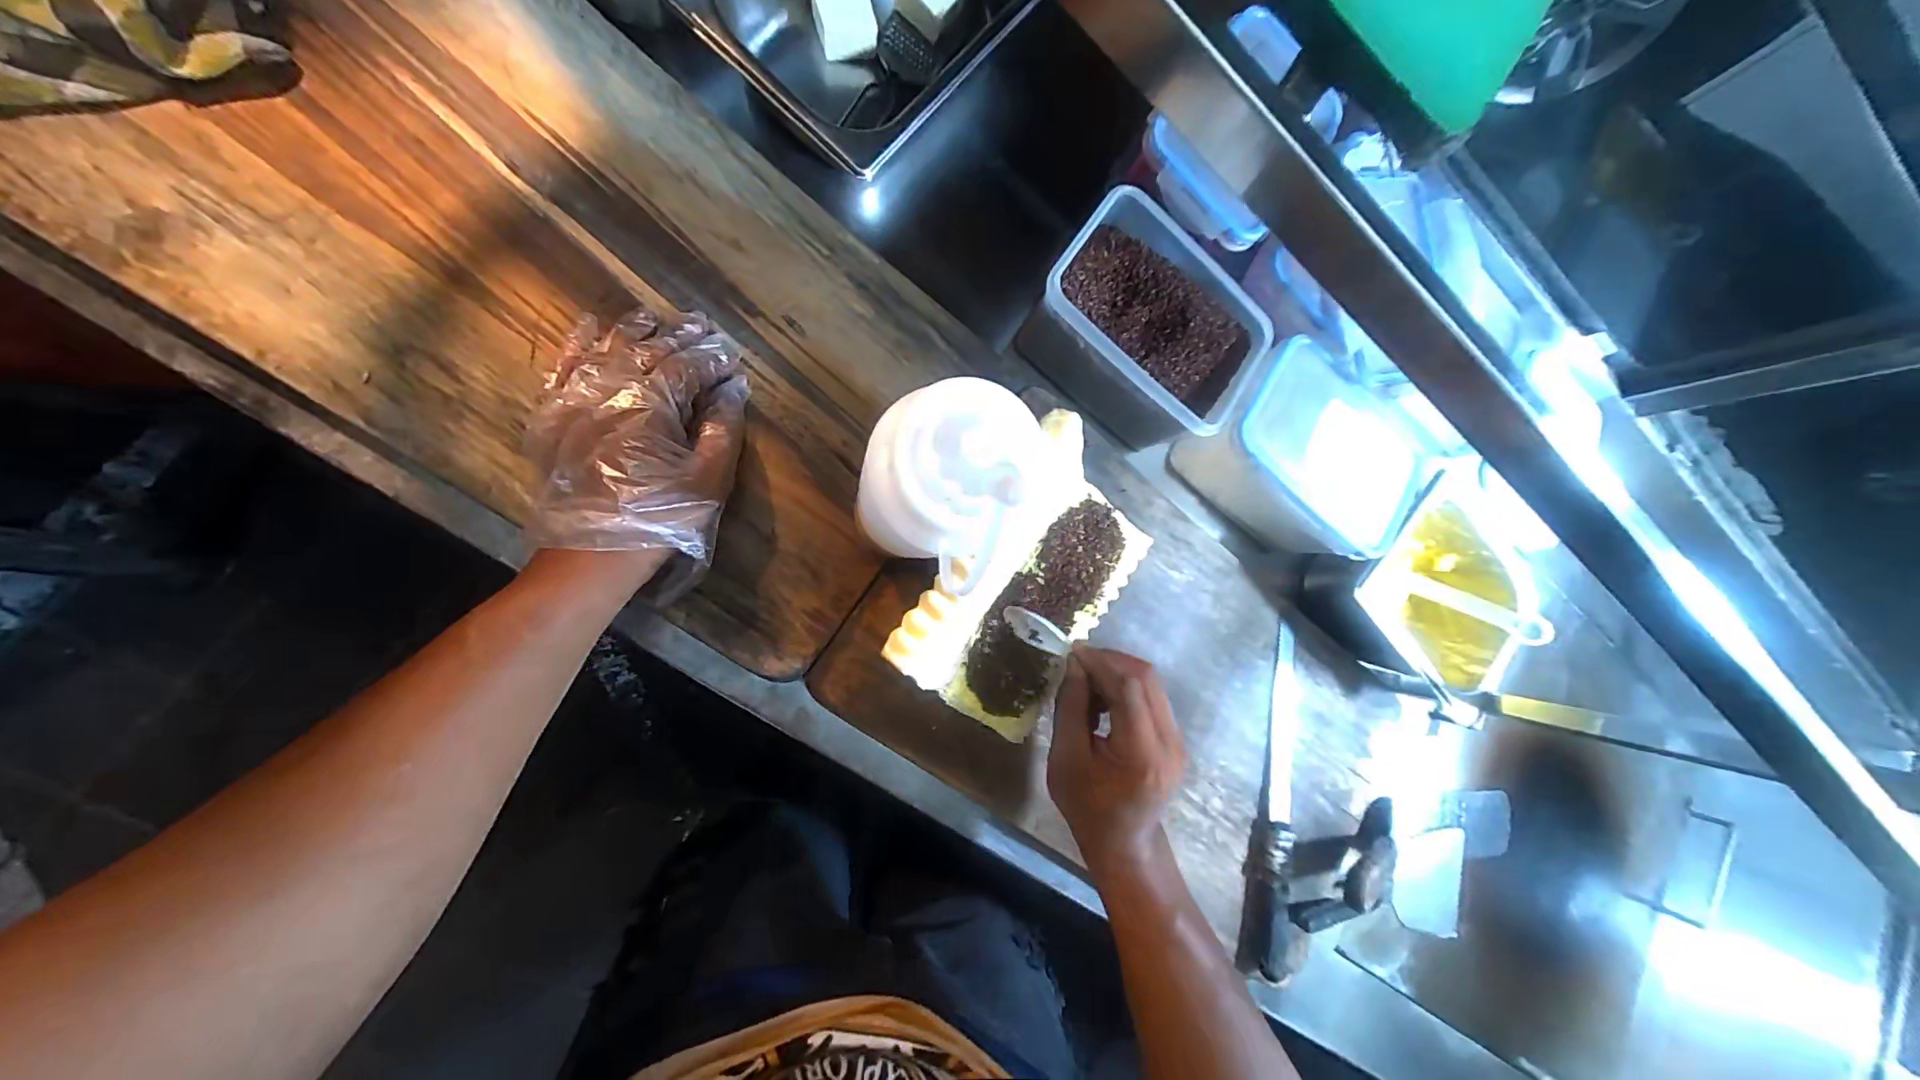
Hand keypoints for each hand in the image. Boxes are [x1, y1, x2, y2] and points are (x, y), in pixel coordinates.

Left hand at [525, 306, 749, 601]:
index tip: (731, 354)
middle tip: (701, 325)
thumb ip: (722, 430)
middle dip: (677, 336)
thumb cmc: (659, 520)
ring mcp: (576, 400)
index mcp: (650, 406)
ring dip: (632, 330)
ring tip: (652, 317)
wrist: (590, 557)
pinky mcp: (553, 416)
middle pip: (647, 350)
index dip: (711, 358)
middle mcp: (610, 391)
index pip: (686, 367)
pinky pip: (562, 368)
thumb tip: (733, 389)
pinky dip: (576, 344)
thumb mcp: (707, 481)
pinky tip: (588, 327)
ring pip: (604, 349)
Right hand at [1048, 647, 1186, 879]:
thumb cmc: (1087, 807)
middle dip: (1110, 661)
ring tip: (1087, 681)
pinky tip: (1103, 697)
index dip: (1101, 663)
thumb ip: (1071, 708)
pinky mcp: (1175, 738)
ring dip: (1118, 672)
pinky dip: (1126, 687)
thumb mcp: (1066, 759)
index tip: (1073, 653)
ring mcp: (1178, 740)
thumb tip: (1075, 665)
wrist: (1124, 842)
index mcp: (1141, 753)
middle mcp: (1169, 743)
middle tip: (1078, 662)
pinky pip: (1153, 697)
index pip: (1129, 689)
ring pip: (1152, 684)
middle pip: (1146, 679)